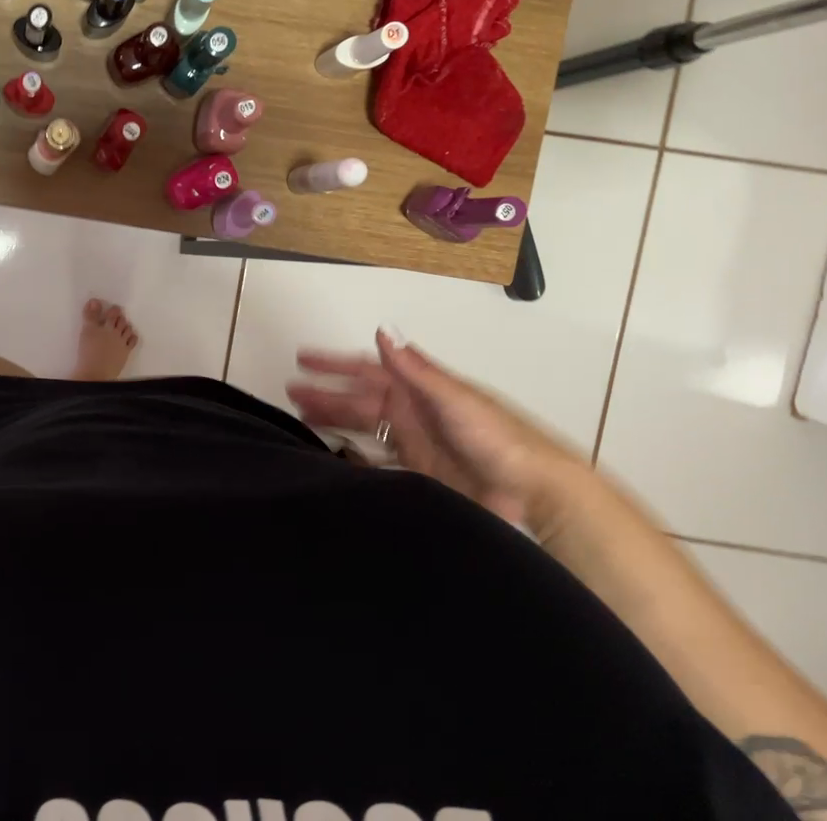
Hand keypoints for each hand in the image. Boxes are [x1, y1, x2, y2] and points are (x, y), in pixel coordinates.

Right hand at [287, 330, 585, 528]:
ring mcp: (414, 445)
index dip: (336, 364)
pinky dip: (353, 458)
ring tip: (301, 420)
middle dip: (325, 393)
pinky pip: (376, 461)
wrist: (535, 494)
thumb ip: (417, 370)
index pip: (369, 370)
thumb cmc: (501, 441)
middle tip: (291, 392)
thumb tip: (384, 332)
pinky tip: (333, 459)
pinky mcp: (417, 475)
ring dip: (333, 421)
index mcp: (422, 391)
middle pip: (359, 399)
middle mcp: (414, 414)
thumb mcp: (456, 399)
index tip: (304, 359)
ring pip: (363, 428)